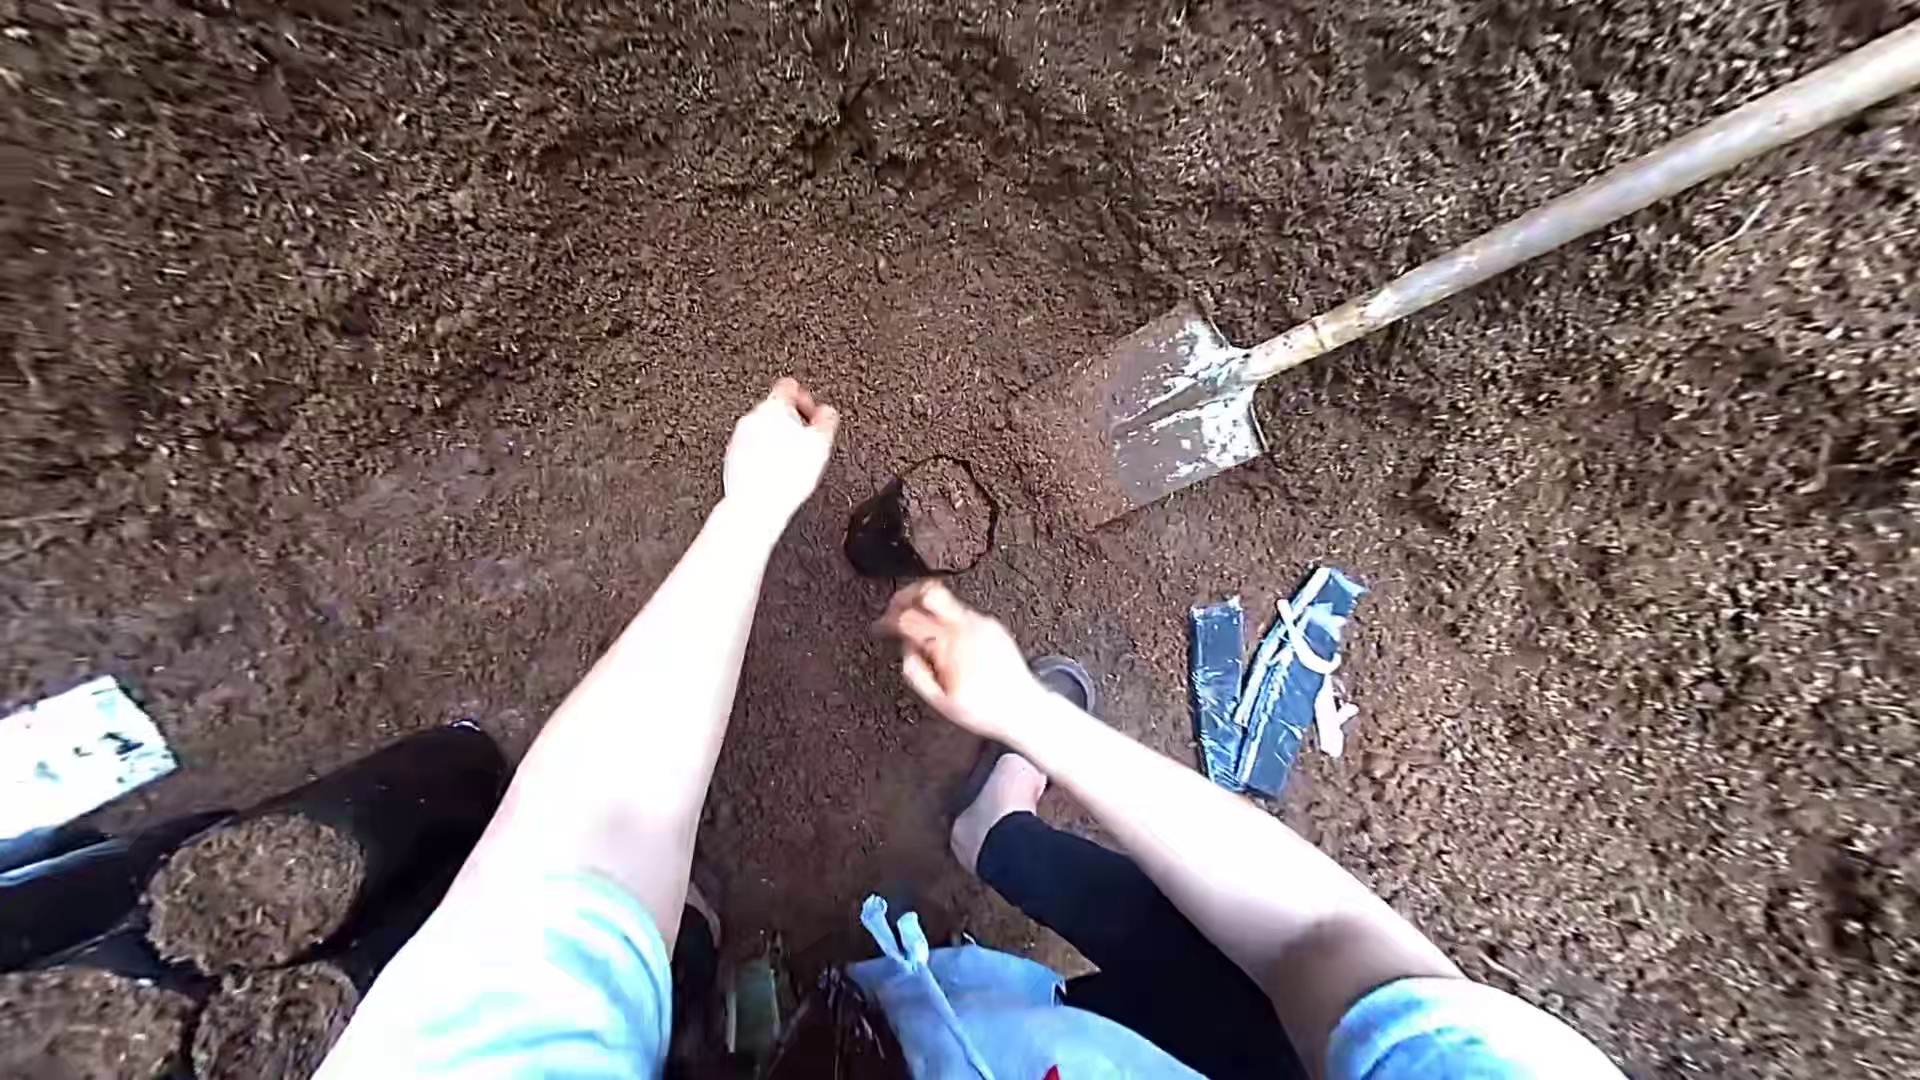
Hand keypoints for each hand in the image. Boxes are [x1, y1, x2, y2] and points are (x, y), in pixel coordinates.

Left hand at [722, 377, 839, 535]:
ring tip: (793, 459)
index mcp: (774, 407)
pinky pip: (753, 446)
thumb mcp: (820, 445)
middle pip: (775, 408)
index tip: (812, 414)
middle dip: (792, 422)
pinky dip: (765, 453)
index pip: (789, 386)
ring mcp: (740, 436)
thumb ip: (827, 420)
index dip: (805, 398)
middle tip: (807, 441)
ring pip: (763, 428)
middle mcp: (753, 418)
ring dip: (779, 438)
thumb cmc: (786, 476)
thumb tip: (829, 411)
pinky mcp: (734, 456)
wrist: (757, 504)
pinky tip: (777, 470)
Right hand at [876, 581, 1046, 739]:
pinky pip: (962, 614)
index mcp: (949, 643)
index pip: (909, 618)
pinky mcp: (992, 624)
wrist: (1023, 707)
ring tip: (918, 629)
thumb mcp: (938, 701)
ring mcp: (982, 622)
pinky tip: (944, 640)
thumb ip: (915, 671)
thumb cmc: (984, 708)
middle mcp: (967, 626)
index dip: (888, 620)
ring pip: (946, 601)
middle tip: (894, 608)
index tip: (880, 627)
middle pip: (930, 591)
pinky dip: (947, 620)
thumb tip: (906, 648)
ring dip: (928, 609)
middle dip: (906, 596)